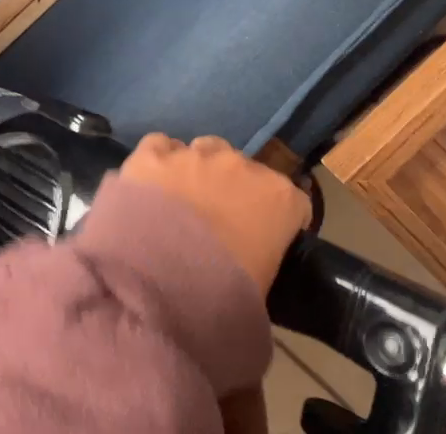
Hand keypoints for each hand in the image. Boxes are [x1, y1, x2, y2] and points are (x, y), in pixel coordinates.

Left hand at [120, 133, 312, 293]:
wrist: (154, 285)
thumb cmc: (220, 297)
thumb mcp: (263, 292)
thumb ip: (265, 266)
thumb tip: (251, 273)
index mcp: (280, 199)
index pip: (294, 203)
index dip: (282, 222)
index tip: (267, 242)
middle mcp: (240, 165)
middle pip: (245, 170)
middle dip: (235, 191)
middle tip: (218, 225)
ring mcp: (194, 155)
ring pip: (205, 151)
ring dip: (200, 171)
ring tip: (183, 202)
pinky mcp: (151, 154)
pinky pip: (161, 146)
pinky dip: (160, 161)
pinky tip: (153, 186)